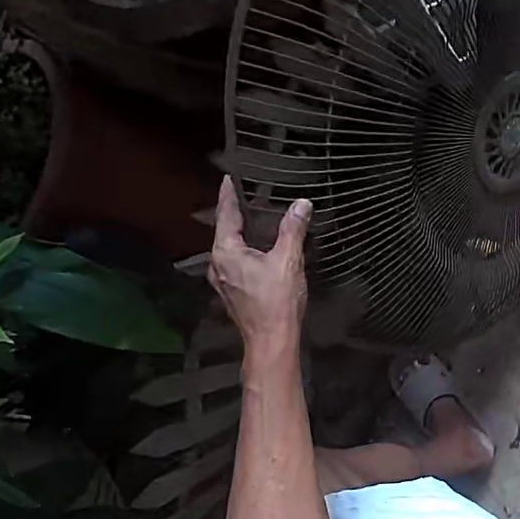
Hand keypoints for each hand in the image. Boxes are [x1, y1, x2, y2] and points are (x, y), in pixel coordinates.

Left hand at [208, 177, 311, 360]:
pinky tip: (259, 248)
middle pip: (225, 230)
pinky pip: (236, 261)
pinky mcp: (232, 292)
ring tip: (255, 218)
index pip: (225, 214)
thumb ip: (293, 230)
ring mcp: (223, 280)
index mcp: (226, 251)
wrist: (271, 341)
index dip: (228, 194)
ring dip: (241, 232)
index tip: (229, 177)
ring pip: (230, 247)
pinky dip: (245, 249)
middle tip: (247, 193)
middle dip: (235, 212)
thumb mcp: (288, 260)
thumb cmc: (276, 301)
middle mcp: (218, 263)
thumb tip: (302, 204)